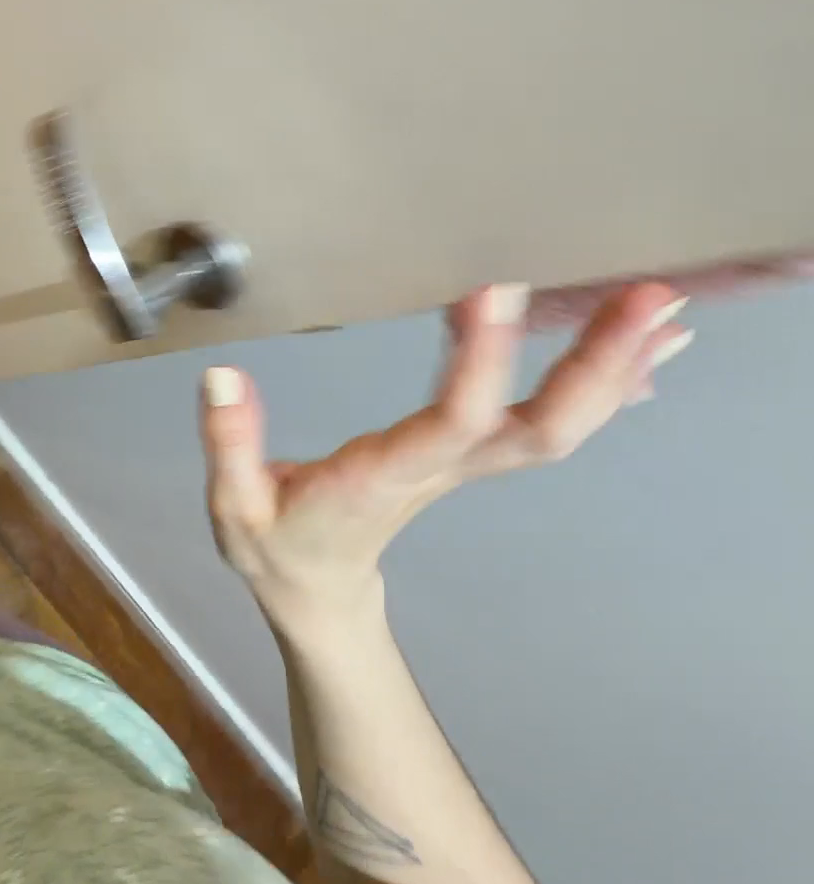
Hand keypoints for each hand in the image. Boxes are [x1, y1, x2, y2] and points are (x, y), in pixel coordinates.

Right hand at [198, 281, 691, 631]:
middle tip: (644, 298)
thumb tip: (223, 375)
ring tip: (660, 307)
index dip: (479, 363)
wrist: (315, 589)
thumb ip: (228, 442)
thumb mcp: (232, 504)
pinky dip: (603, 391)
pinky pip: (547, 428)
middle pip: (541, 430)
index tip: (493, 293)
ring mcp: (463, 469)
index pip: (449, 423)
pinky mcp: (467, 461)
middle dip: (596, 367)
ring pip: (560, 429)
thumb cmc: (274, 546)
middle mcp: (438, 470)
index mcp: (381, 477)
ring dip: (616, 371)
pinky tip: (641, 356)